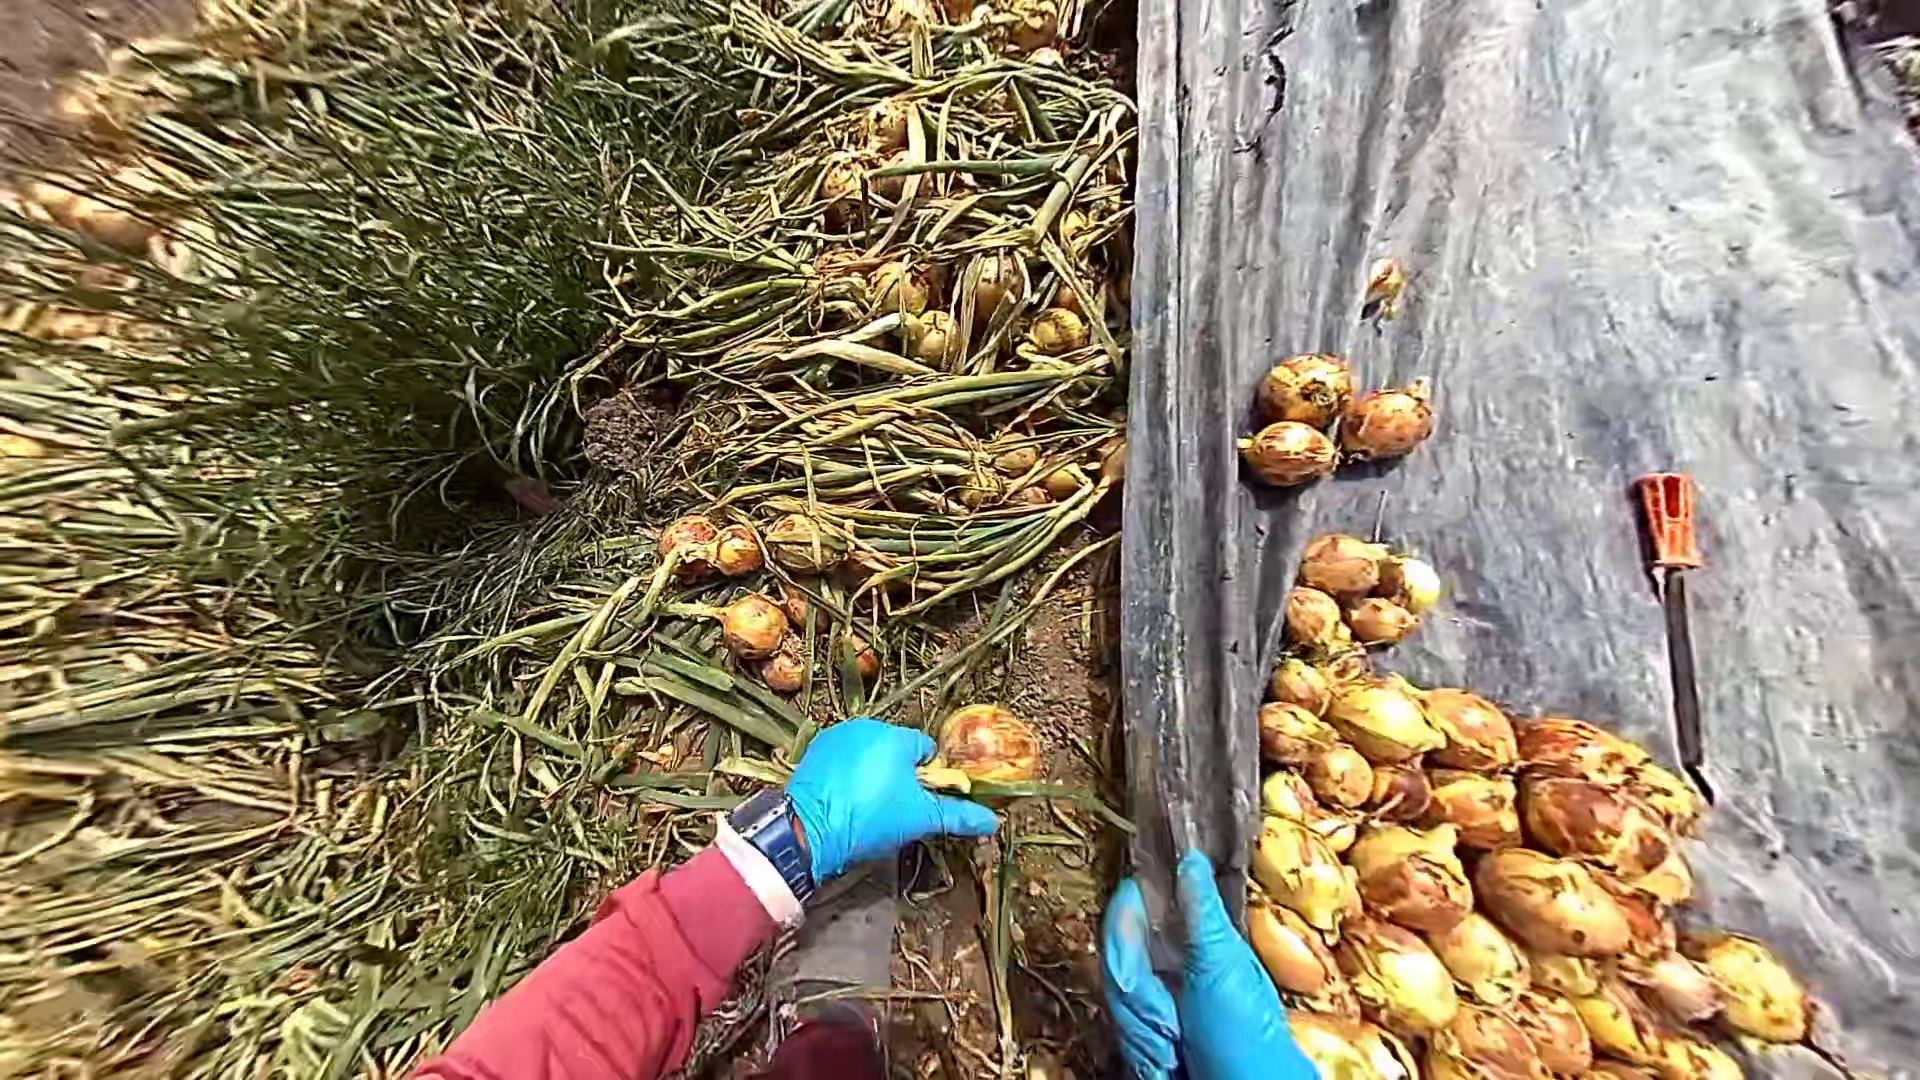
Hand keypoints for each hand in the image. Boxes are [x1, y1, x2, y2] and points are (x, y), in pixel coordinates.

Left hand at [785, 717, 999, 881]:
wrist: (808, 831)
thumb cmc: (870, 819)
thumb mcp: (918, 819)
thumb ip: (957, 816)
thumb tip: (992, 822)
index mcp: (896, 737)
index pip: (925, 750)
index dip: (926, 777)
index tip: (916, 801)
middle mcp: (869, 726)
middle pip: (898, 749)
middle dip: (899, 774)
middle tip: (892, 807)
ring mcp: (840, 734)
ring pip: (871, 751)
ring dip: (873, 770)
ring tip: (865, 804)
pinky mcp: (818, 747)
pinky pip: (845, 755)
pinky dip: (848, 770)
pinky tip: (844, 795)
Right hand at [1100, 850, 1315, 1079]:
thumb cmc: (1247, 1039)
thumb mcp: (1224, 969)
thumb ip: (1201, 911)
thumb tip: (1190, 854)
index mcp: (1189, 931)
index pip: (1131, 902)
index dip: (1124, 928)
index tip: (1132, 969)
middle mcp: (1167, 953)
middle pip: (1115, 944)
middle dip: (1134, 991)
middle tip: (1167, 1022)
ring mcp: (1155, 989)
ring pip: (1112, 983)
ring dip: (1138, 1025)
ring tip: (1172, 1049)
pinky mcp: (1144, 1023)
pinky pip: (1117, 1019)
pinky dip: (1138, 1046)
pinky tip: (1164, 1061)